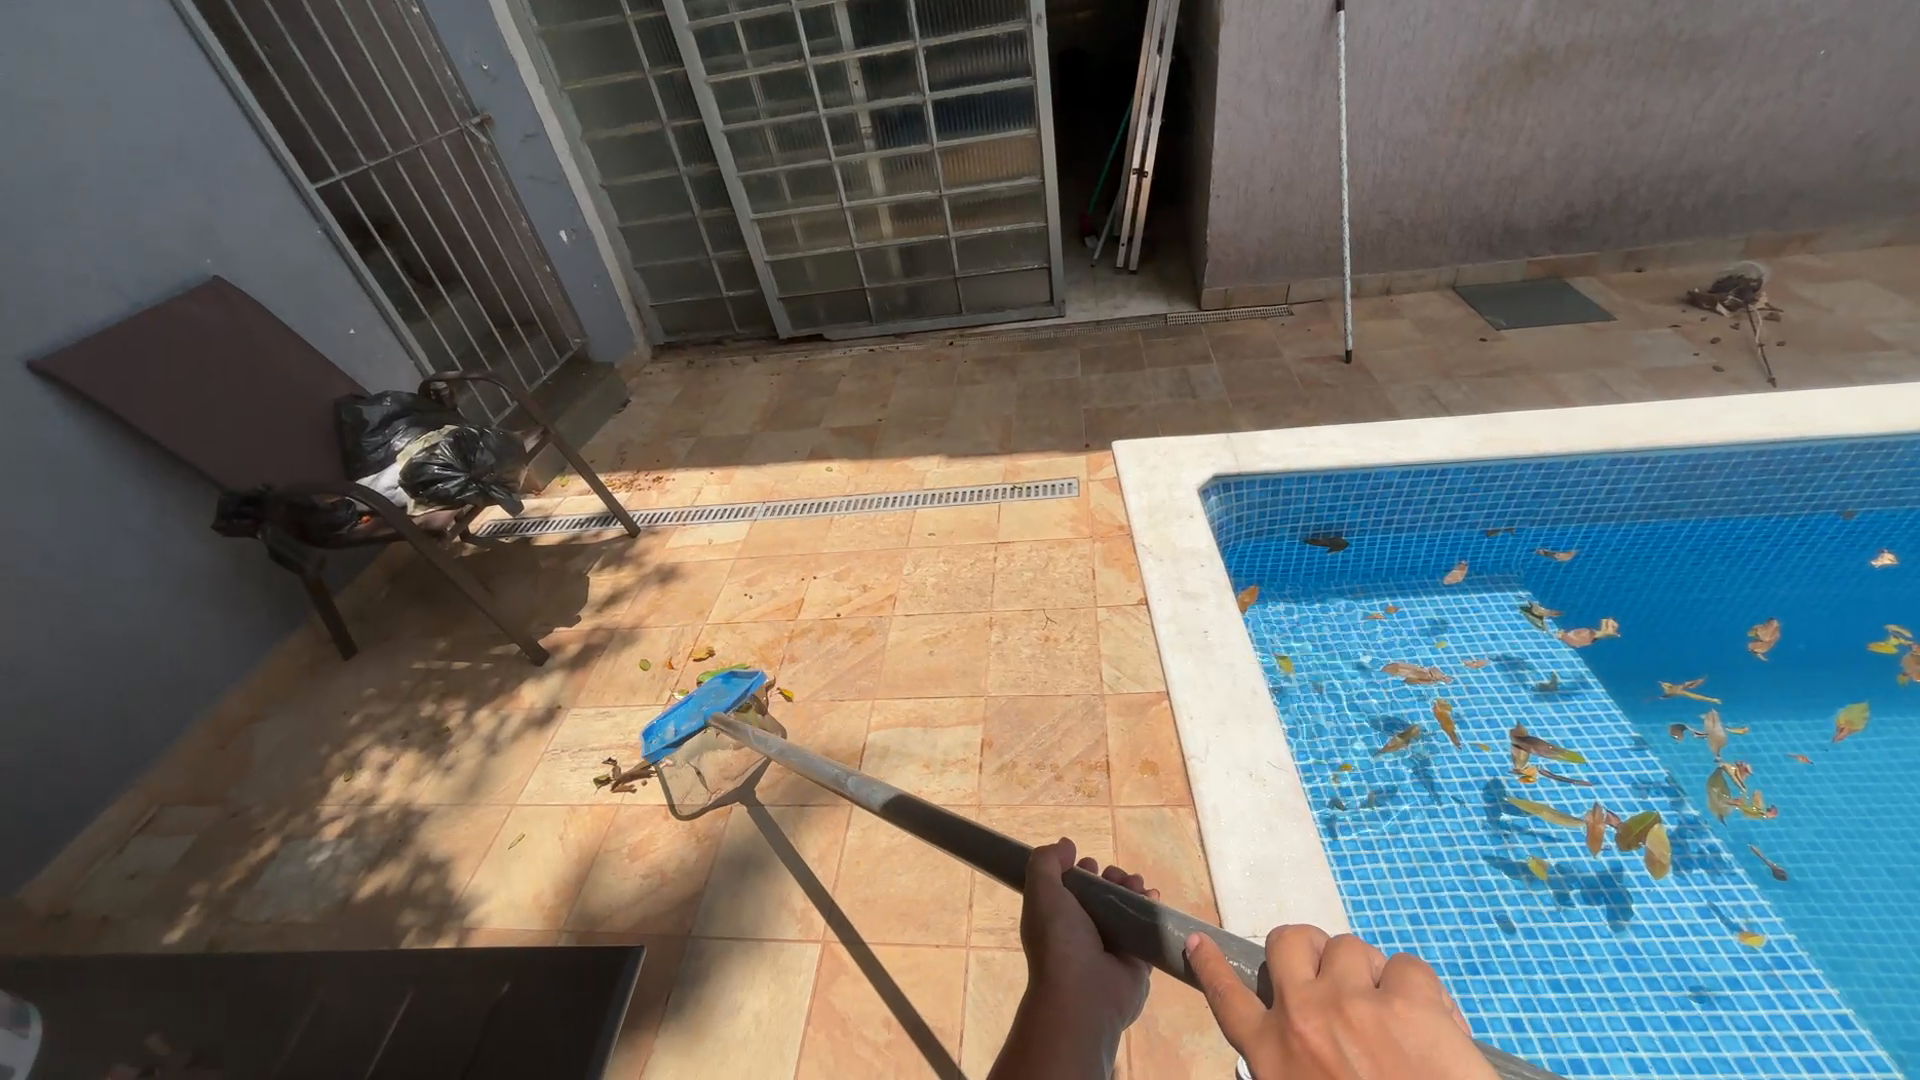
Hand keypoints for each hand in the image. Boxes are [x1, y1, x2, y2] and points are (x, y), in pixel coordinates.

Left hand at [1020, 838, 1153, 1033]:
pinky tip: (1153, 898)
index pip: (1071, 887)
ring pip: (1126, 908)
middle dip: (1112, 877)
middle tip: (1117, 875)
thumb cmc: (1058, 938)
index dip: (1081, 870)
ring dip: (1133, 889)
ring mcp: (1110, 946)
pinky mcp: (1136, 960)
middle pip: (1102, 894)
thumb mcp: (1041, 891)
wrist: (1083, 993)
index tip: (1090, 863)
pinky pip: (1147, 929)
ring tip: (1137, 884)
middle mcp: (1083, 931)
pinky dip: (1152, 910)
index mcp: (1057, 917)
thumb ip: (1047, 862)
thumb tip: (1067, 845)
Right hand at [1185, 924, 1495, 1079]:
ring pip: (1349, 946)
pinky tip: (1436, 1025)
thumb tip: (1294, 1045)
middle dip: (1309, 949)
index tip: (1198, 942)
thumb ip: (1286, 1069)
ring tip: (1392, 1010)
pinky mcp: (1409, 1002)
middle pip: (1287, 942)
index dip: (1211, 966)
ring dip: (1369, 972)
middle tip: (1333, 974)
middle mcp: (1302, 1016)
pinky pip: (1409, 966)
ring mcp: (1353, 1002)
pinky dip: (1424, 992)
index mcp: (1272, 1055)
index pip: (1227, 997)